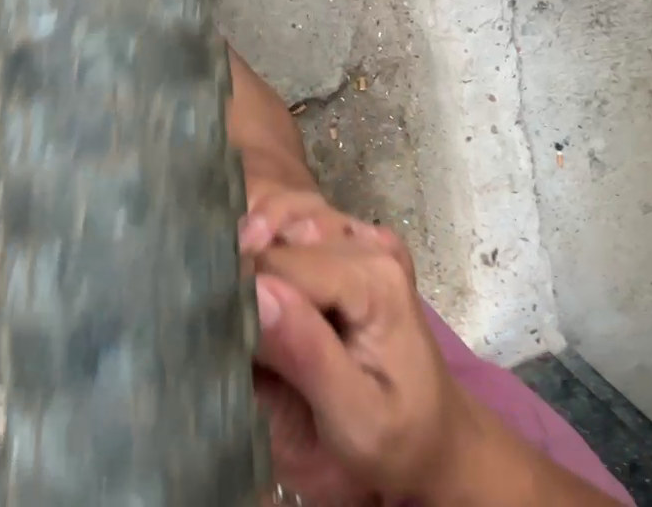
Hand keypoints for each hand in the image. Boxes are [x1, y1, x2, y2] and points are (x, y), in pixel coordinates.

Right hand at [241, 191, 404, 505]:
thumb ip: (308, 354)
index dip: (242, 290)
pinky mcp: (346, 242)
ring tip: (232, 295)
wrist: (434, 434)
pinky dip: (264, 238)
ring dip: (250, 243)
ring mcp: (360, 237)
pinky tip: (253, 276)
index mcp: (375, 281)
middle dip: (242, 269)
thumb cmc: (397, 439)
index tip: (217, 329)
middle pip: (279, 235)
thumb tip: (255, 292)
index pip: (282, 263)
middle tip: (218, 319)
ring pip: (281, 213)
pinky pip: (293, 220)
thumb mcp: (356, 419)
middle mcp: (369, 245)